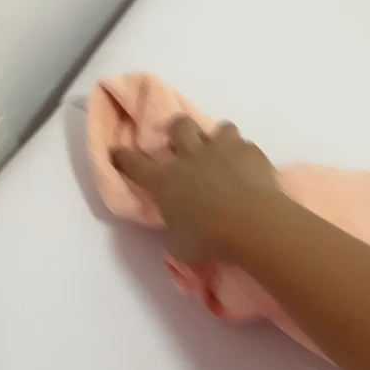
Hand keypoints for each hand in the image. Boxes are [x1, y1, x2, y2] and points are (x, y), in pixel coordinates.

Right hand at [111, 116, 290, 263]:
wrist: (252, 224)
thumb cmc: (209, 240)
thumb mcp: (179, 244)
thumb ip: (174, 228)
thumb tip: (178, 226)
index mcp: (165, 181)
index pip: (134, 164)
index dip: (123, 157)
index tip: (117, 152)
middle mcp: (190, 156)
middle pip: (178, 125)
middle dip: (179, 131)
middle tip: (186, 146)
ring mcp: (221, 149)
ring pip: (219, 127)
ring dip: (219, 140)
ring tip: (225, 156)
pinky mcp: (248, 151)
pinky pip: (245, 145)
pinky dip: (246, 156)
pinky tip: (250, 171)